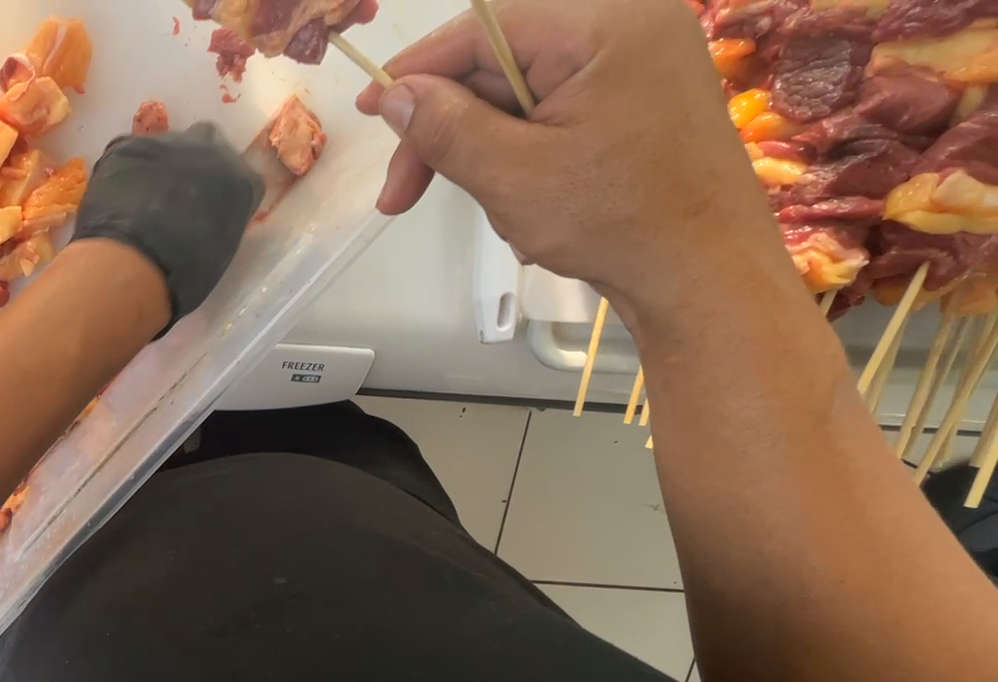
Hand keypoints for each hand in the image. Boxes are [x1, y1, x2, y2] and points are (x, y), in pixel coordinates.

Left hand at [71, 122, 264, 328]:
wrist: (132, 266)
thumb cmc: (182, 277)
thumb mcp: (215, 256)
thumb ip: (217, 230)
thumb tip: (202, 229)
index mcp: (241, 183)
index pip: (241, 179)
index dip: (222, 194)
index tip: (209, 211)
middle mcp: (211, 151)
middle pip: (207, 143)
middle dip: (194, 164)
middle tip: (175, 196)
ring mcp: (167, 143)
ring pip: (165, 147)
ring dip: (158, 167)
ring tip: (139, 200)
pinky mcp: (128, 146)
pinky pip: (128, 154)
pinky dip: (124, 172)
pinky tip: (114, 199)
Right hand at [355, 0, 786, 316]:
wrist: (701, 268)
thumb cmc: (610, 218)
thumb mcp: (510, 174)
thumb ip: (446, 128)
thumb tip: (393, 94)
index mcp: (602, 25)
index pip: (483, 29)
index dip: (416, 69)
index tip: (367, 108)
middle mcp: (624, 27)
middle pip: (498, 65)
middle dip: (442, 129)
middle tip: (397, 195)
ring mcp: (634, 65)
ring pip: (519, 95)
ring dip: (472, 149)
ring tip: (457, 205)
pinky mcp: (634, 101)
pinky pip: (550, 112)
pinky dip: (513, 153)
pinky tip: (506, 198)